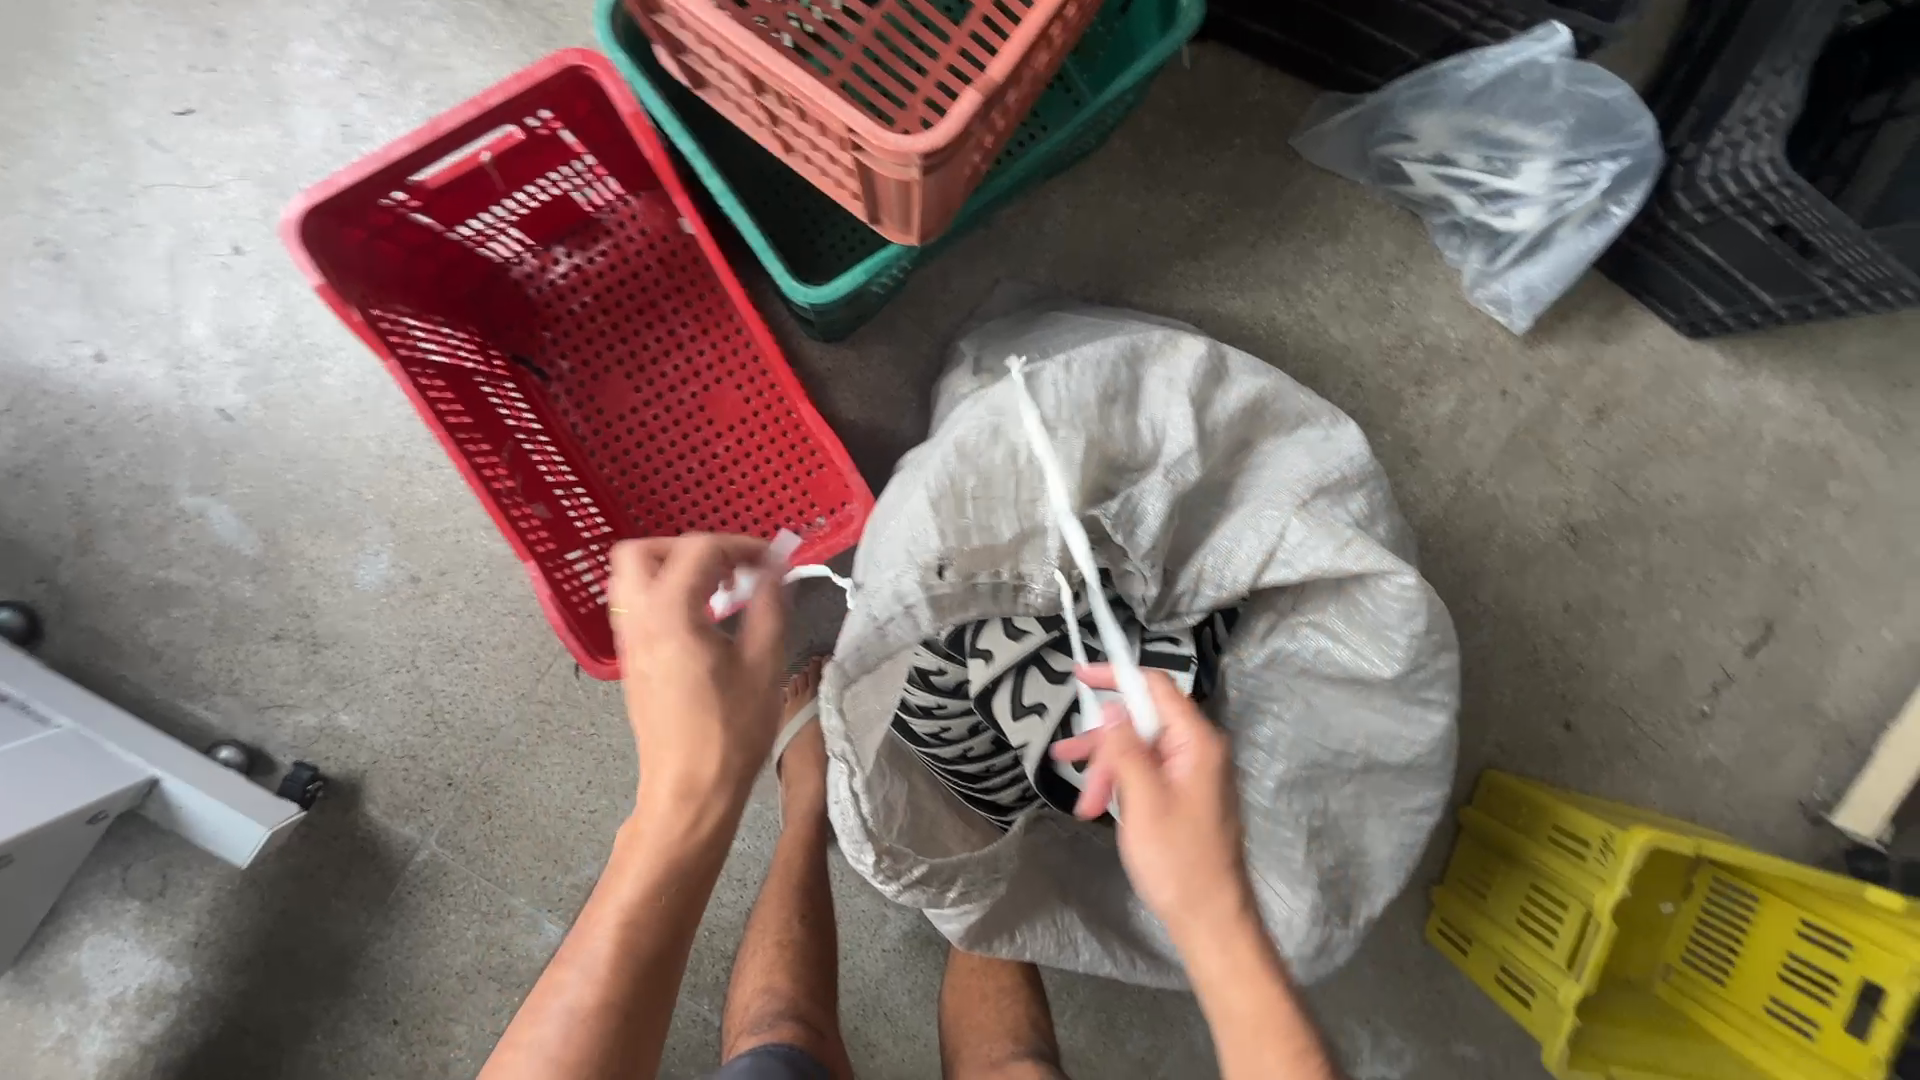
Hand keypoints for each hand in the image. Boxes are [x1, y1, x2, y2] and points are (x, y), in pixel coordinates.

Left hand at [607, 534, 787, 832]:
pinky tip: (706, 620)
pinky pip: (638, 605)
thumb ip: (770, 605)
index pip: (699, 549)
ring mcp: (628, 641)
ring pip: (633, 577)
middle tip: (731, 568)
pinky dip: (668, 594)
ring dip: (675, 569)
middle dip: (690, 548)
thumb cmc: (731, 730)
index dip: (741, 546)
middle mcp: (639, 619)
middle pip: (643, 551)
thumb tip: (776, 569)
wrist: (690, 790)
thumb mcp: (765, 663)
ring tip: (721, 592)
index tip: (773, 561)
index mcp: (672, 614)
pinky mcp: (631, 660)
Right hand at [1050, 666, 1254, 939]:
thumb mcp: (1143, 800)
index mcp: (1196, 742)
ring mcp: (1190, 772)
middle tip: (1069, 760)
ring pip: (1138, 748)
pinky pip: (1145, 771)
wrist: (1210, 919)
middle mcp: (1197, 749)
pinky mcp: (1182, 792)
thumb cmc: (1178, 860)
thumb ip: (1126, 748)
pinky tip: (1097, 805)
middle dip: (1104, 742)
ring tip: (1082, 800)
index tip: (1080, 676)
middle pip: (1141, 721)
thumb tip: (1112, 707)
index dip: (1117, 675)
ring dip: (1106, 769)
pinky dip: (1120, 783)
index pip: (1156, 687)